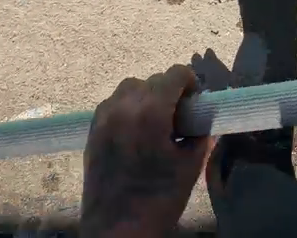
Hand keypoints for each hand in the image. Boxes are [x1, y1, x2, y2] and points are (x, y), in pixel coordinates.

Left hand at [80, 66, 212, 237]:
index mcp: (151, 112)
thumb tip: (205, 115)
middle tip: (178, 116)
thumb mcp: (191, 164)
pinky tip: (135, 129)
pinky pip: (113, 104)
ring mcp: (104, 119)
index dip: (190, 82)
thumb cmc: (159, 198)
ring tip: (155, 120)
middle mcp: (125, 108)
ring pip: (130, 88)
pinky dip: (127, 107)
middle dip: (169, 92)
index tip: (194, 102)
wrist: (117, 232)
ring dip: (146, 96)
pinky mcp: (92, 132)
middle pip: (153, 80)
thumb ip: (201, 132)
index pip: (175, 74)